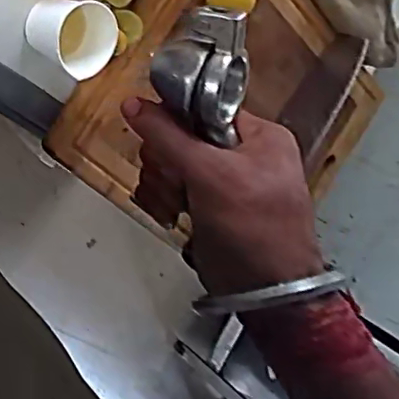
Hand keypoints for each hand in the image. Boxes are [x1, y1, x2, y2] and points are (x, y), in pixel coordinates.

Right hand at [122, 98, 325, 295]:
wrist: (266, 293)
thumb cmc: (253, 229)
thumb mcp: (208, 173)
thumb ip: (167, 135)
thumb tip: (132, 104)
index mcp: (260, 135)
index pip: (202, 108)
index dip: (177, 121)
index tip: (167, 143)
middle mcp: (242, 152)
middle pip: (178, 134)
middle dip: (167, 160)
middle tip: (178, 180)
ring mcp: (224, 178)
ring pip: (169, 159)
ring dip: (163, 181)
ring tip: (179, 201)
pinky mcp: (207, 200)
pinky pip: (170, 182)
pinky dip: (165, 196)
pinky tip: (175, 210)